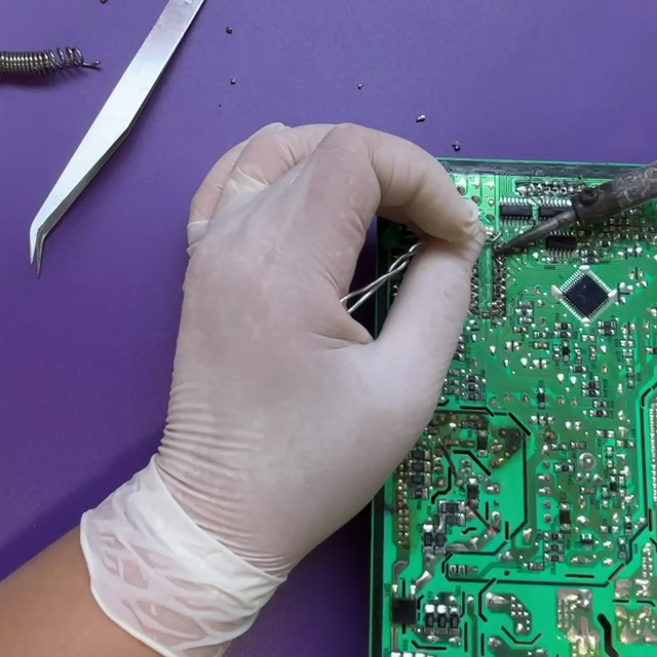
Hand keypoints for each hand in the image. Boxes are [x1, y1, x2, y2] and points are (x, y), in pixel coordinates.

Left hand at [81, 123, 484, 656]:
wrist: (220, 510)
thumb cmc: (313, 463)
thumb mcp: (405, 390)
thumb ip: (441, 297)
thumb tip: (454, 241)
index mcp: (286, 262)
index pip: (356, 155)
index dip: (422, 179)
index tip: (455, 238)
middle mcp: (238, 236)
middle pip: (325, 147)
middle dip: (397, 177)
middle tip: (432, 234)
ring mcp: (210, 245)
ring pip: (278, 150)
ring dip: (343, 164)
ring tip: (384, 212)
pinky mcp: (201, 263)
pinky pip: (233, 180)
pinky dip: (282, 170)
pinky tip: (313, 197)